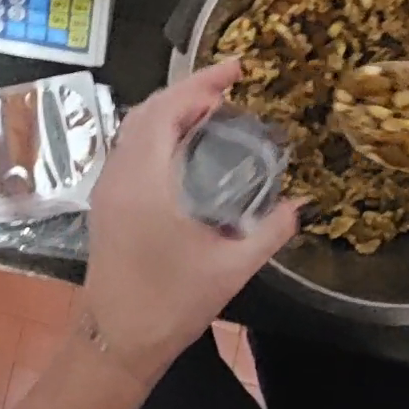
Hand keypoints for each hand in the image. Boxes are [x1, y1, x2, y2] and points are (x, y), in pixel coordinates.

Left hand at [81, 60, 298, 387]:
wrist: (116, 339)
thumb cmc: (170, 304)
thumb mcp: (231, 268)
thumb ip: (269, 232)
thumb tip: (301, 204)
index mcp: (145, 180)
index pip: (167, 109)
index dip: (201, 82)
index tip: (235, 69)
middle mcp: (120, 173)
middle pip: (149, 109)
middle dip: (188, 89)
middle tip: (230, 86)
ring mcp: (108, 185)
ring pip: (135, 126)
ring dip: (171, 108)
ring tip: (213, 108)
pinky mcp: (107, 199)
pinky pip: (130, 145)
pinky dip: (158, 130)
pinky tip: (186, 142)